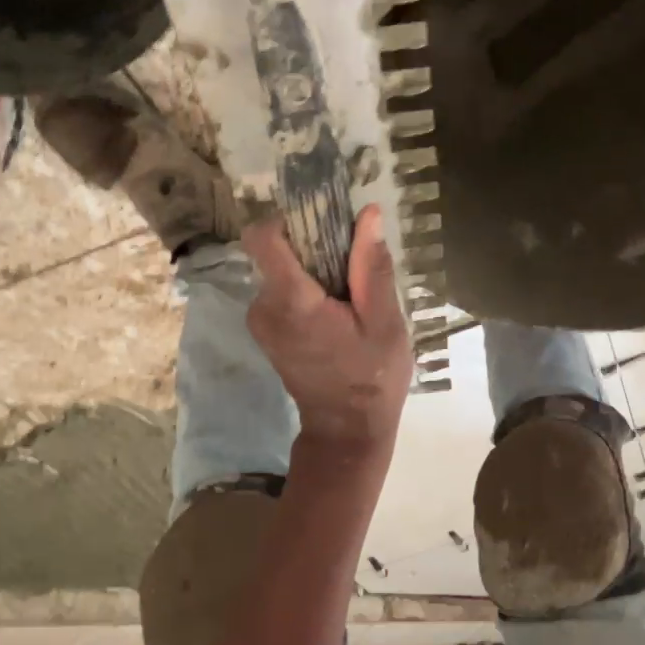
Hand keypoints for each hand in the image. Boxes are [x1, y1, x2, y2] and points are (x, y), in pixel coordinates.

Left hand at [243, 204, 412, 463]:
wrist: (346, 430)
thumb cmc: (372, 376)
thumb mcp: (384, 321)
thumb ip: (371, 266)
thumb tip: (368, 214)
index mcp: (292, 302)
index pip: (263, 239)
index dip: (289, 219)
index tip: (324, 219)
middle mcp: (264, 307)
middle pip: (276, 250)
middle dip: (313, 245)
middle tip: (353, 262)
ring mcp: (260, 320)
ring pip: (280, 268)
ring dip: (313, 268)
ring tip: (350, 292)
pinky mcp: (265, 329)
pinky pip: (281, 289)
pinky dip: (307, 287)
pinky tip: (337, 309)